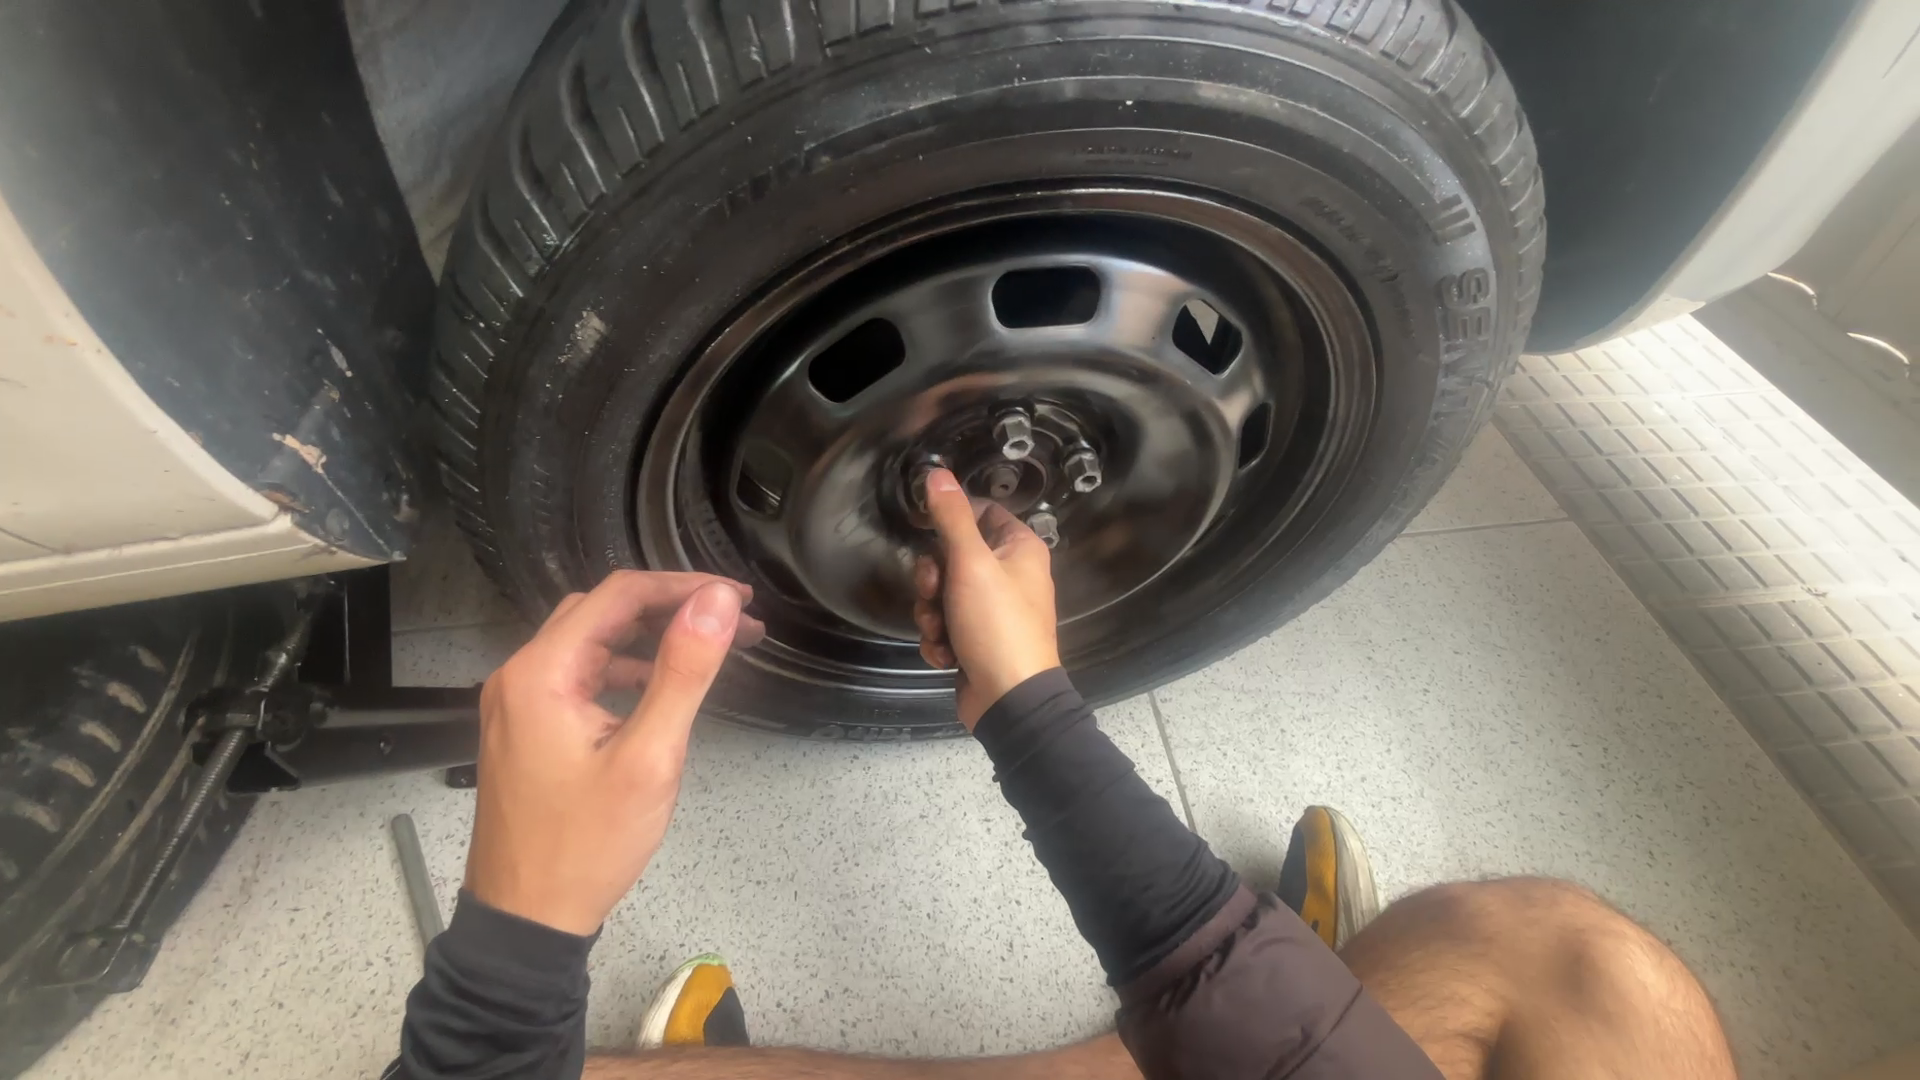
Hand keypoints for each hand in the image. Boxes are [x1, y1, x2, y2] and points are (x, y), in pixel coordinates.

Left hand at [463, 570, 765, 934]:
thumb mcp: (650, 756)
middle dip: (673, 604)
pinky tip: (662, 684)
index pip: (620, 594)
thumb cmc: (589, 842)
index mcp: (542, 671)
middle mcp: (522, 673)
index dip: (685, 586)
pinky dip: (629, 664)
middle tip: (733, 619)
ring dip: (653, 633)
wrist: (527, 922)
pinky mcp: (530, 725)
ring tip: (710, 645)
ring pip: (594, 638)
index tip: (740, 600)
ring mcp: (521, 700)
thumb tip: (718, 601)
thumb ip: (684, 671)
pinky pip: (584, 672)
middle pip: (604, 609)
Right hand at [912, 468, 1060, 729]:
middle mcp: (1011, 575)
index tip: (925, 531)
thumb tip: (937, 472)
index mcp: (1020, 548)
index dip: (950, 521)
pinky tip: (948, 655)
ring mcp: (994, 610)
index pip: (980, 513)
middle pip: (953, 556)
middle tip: (935, 594)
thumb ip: (952, 517)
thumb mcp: (971, 563)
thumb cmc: (996, 624)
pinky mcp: (978, 640)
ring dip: (932, 614)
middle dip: (933, 580)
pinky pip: (946, 626)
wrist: (1009, 699)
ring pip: (944, 594)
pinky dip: (941, 640)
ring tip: (942, 632)